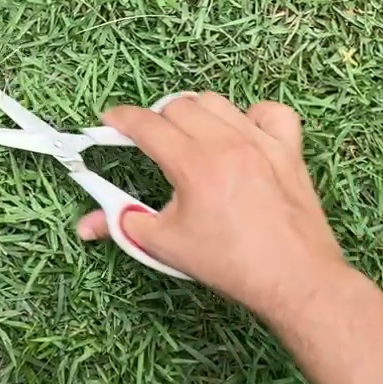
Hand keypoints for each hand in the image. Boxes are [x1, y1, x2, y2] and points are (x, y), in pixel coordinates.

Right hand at [75, 93, 349, 318]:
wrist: (297, 281)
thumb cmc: (230, 264)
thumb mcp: (165, 244)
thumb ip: (121, 224)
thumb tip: (85, 226)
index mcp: (194, 165)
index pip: (145, 124)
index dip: (119, 120)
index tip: (108, 124)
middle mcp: (227, 144)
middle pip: (177, 106)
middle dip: (155, 119)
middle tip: (149, 141)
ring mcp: (262, 143)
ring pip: (216, 102)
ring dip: (194, 113)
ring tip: (187, 136)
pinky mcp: (290, 151)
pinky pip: (270, 113)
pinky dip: (250, 116)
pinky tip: (240, 135)